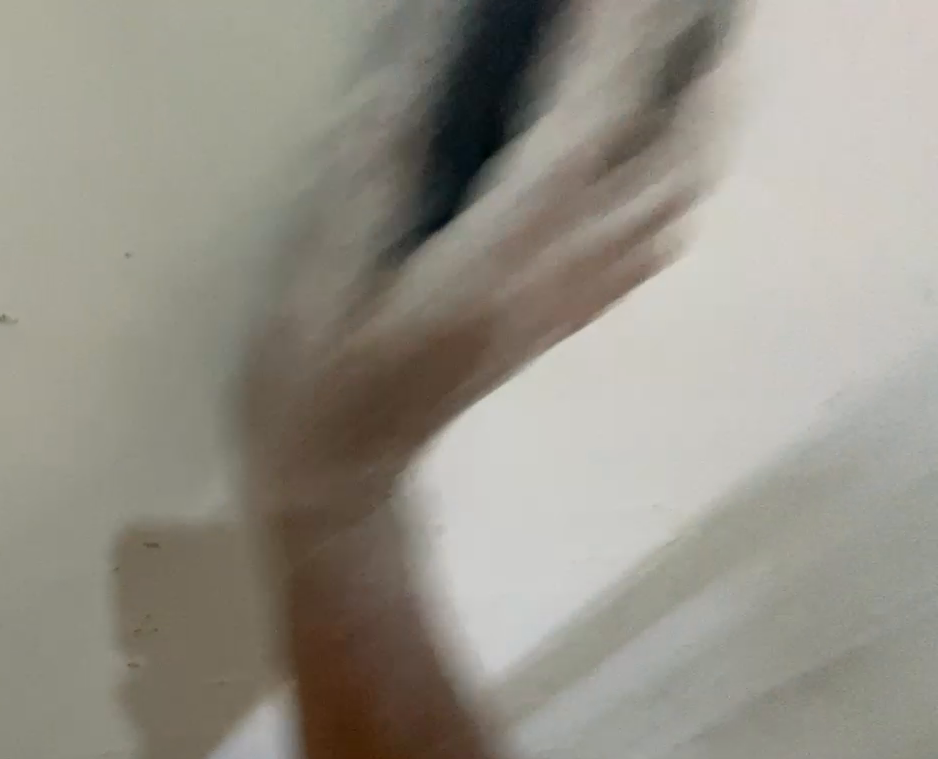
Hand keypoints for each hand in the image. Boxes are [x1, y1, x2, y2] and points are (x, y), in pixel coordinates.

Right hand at [244, 14, 711, 532]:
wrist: (336, 477)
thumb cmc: (306, 391)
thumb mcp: (311, 288)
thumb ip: (366, 179)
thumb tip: (410, 66)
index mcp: (485, 271)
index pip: (580, 126)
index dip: (601, 31)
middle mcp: (551, 281)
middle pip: (668, 148)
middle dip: (671, 52)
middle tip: (627, 4)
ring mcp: (565, 302)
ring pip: (677, 186)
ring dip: (687, 98)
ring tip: (647, 45)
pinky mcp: (558, 316)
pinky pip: (652, 229)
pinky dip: (668, 163)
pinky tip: (631, 138)